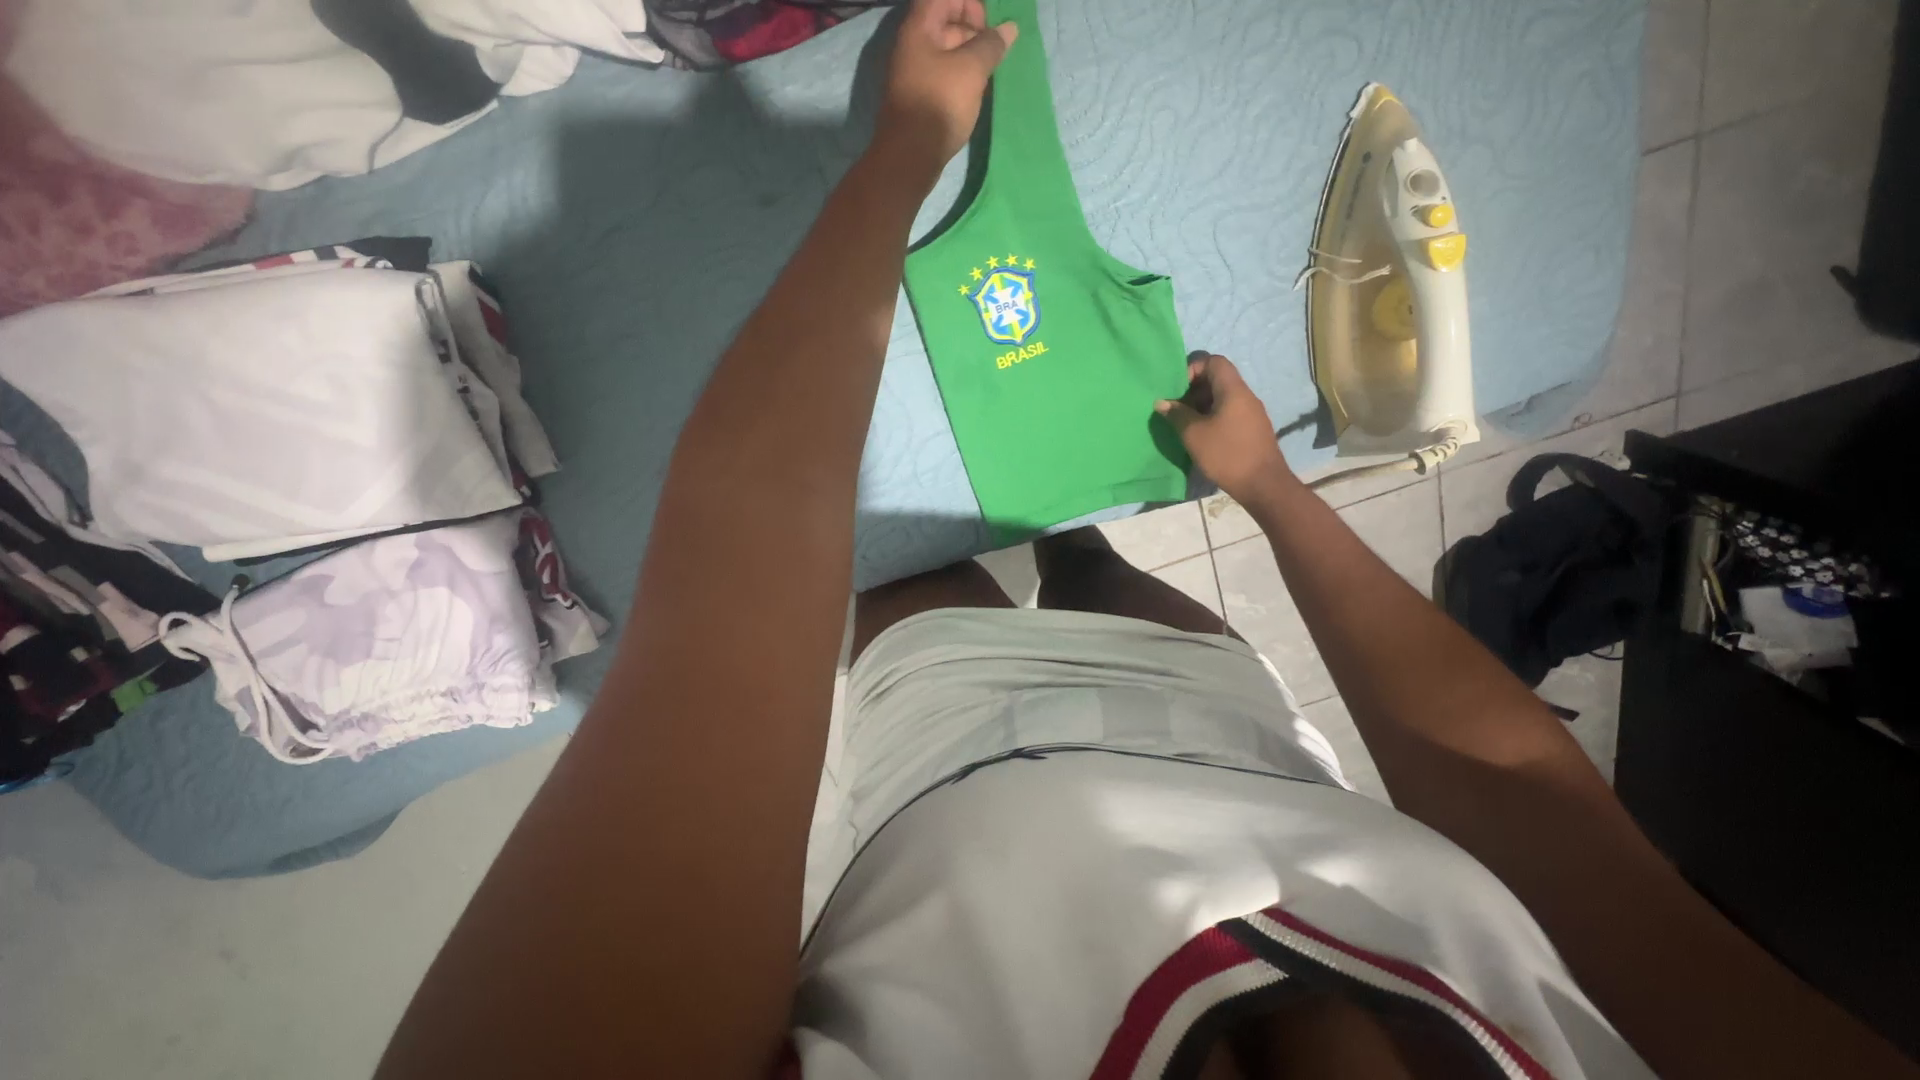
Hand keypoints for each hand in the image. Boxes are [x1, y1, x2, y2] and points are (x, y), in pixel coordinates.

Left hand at [875, 0, 1016, 166]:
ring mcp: (915, 73)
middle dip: (974, 33)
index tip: (987, 29)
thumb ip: (991, 45)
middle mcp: (913, 46)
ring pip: (948, 52)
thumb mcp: (971, 70)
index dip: (970, 6)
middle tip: (993, 55)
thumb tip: (1009, 29)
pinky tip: (976, 94)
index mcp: (919, 29)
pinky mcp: (920, 98)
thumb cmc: (939, 105)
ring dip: (971, 58)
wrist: (909, 157)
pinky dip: (962, 78)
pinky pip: (944, 76)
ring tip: (989, 76)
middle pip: (946, 22)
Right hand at [1156, 353, 1296, 504]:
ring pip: (1223, 397)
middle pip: (1218, 379)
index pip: (1214, 362)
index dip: (1194, 369)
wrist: (1263, 484)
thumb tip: (1162, 402)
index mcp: (1233, 390)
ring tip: (1186, 425)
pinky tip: (1203, 436)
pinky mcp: (1253, 428)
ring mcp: (1252, 412)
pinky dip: (1213, 417)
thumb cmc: (1226, 454)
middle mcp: (1245, 396)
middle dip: (1194, 390)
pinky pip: (1230, 412)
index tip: (1179, 390)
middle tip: (1178, 409)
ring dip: (1202, 406)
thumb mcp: (1194, 434)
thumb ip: (1177, 415)